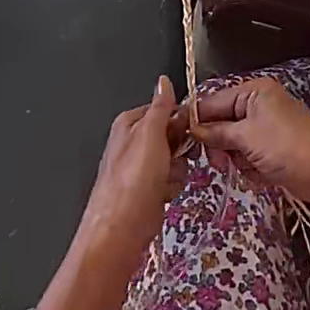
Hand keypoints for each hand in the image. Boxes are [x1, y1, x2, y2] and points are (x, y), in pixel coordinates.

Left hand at [75, 78, 184, 267]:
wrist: (121, 229)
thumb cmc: (133, 179)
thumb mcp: (150, 135)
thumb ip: (160, 107)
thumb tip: (163, 80)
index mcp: (130, 123)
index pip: (164, 110)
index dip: (180, 121)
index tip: (188, 132)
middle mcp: (134, 141)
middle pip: (172, 135)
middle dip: (179, 150)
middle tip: (172, 160)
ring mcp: (141, 166)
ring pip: (176, 160)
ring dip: (176, 171)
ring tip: (164, 181)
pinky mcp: (149, 188)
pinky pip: (172, 180)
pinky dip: (171, 187)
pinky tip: (163, 194)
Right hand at [192, 77, 309, 204]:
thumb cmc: (289, 149)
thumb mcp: (247, 137)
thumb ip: (215, 132)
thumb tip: (190, 128)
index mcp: (254, 91)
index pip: (212, 101)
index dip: (196, 120)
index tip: (180, 137)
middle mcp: (258, 103)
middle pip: (221, 121)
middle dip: (218, 143)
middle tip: (218, 162)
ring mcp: (266, 125)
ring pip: (232, 140)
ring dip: (234, 157)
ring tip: (245, 168)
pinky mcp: (272, 146)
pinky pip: (247, 152)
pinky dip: (248, 164)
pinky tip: (259, 173)